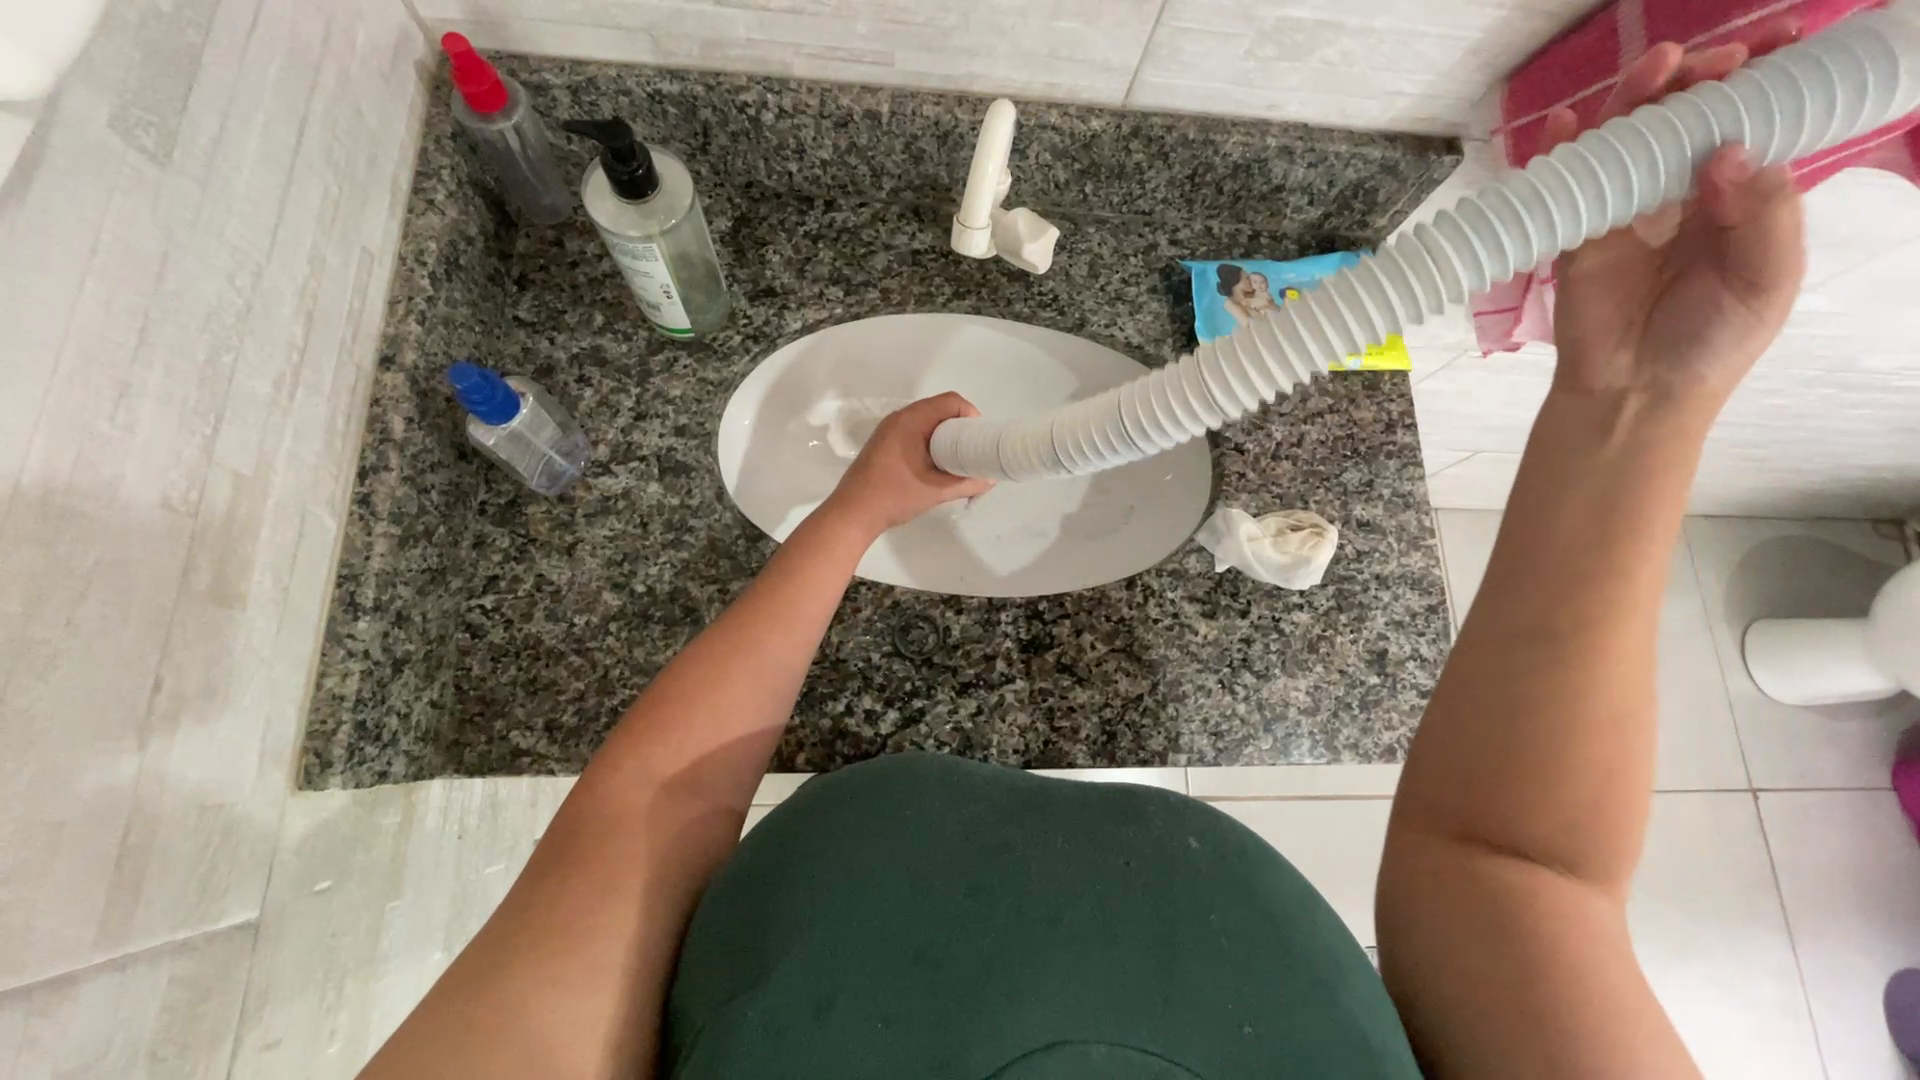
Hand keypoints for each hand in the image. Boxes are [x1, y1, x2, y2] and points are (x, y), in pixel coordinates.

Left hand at [819, 392, 993, 538]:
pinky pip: (914, 432)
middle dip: (959, 426)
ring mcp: (888, 430)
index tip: (979, 439)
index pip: (950, 401)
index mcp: (911, 420)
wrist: (852, 513)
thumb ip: (966, 483)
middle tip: (972, 450)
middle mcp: (899, 418)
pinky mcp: (884, 443)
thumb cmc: (894, 496)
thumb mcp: (935, 491)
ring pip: (926, 421)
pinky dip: (929, 441)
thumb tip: (989, 480)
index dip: (970, 415)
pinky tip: (934, 464)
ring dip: (944, 435)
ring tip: (956, 459)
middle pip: (939, 409)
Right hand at [1543, 35, 1804, 418]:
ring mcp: (1624, 216)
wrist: (1636, 393)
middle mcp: (1681, 199)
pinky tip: (1569, 121)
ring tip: (1659, 66)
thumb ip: (1763, 212)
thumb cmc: (1711, 341)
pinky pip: (1570, 187)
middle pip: (1684, 125)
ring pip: (1628, 145)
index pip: (1747, 128)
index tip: (1774, 47)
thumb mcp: (1768, 275)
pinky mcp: (1576, 238)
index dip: (1758, 86)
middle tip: (1715, 62)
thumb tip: (1724, 149)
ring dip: (1638, 101)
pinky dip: (1563, 152)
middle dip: (1699, 83)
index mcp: (1738, 202)